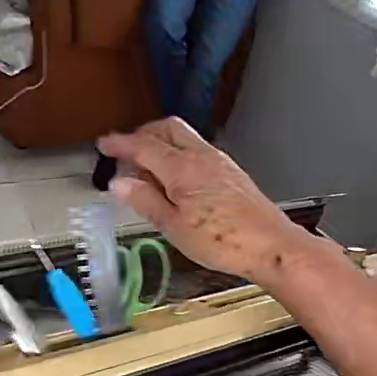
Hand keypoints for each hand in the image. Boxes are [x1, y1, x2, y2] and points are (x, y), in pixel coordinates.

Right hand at [97, 119, 324, 283]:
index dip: (120, 143)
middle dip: (143, 134)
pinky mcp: (233, 174)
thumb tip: (121, 183)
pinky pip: (201, 153)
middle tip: (126, 152)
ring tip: (150, 172)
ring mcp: (222, 164)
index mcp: (182, 168)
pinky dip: (182, 157)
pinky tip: (179, 182)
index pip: (143, 145)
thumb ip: (146, 201)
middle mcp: (203, 158)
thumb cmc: (226, 241)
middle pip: (168, 129)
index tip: (105, 145)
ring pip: (186, 139)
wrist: (272, 247)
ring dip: (164, 145)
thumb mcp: (174, 227)